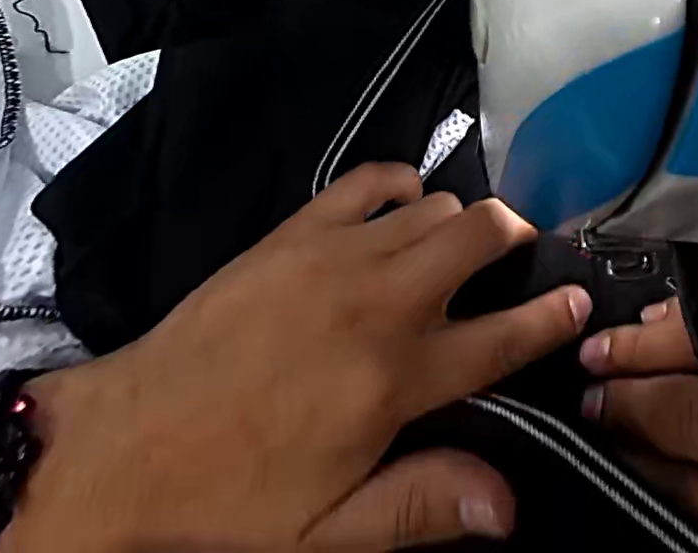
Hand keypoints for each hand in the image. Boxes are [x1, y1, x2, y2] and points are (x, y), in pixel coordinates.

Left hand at [3, 163, 592, 551]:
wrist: (119, 451)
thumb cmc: (229, 502)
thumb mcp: (325, 534)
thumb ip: (422, 506)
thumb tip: (512, 503)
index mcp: (393, 381)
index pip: (500, 338)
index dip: (551, 315)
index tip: (579, 297)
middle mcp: (379, 304)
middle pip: (477, 235)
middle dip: (514, 234)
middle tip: (518, 249)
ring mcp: (337, 256)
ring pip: (434, 205)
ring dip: (457, 220)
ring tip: (455, 243)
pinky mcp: (298, 232)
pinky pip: (371, 180)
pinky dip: (401, 183)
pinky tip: (403, 203)